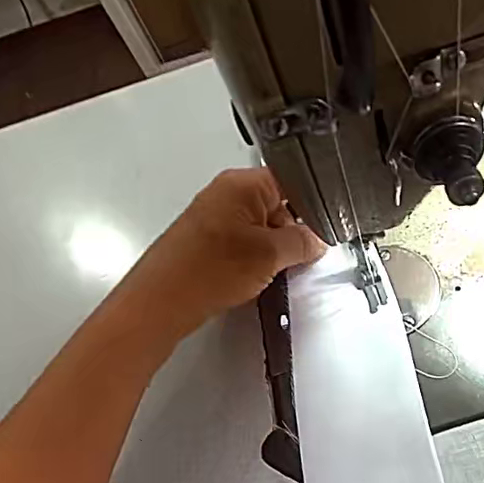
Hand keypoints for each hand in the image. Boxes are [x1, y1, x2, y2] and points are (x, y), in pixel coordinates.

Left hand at [115, 167, 325, 333]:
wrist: (162, 301)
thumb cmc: (202, 270)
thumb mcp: (271, 255)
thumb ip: (303, 242)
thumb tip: (316, 240)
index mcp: (241, 183)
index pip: (292, 181)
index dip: (311, 205)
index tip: (320, 229)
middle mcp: (226, 194)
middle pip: (278, 205)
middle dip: (291, 232)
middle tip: (294, 256)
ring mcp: (216, 216)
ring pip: (262, 228)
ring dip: (272, 249)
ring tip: (265, 271)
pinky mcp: (209, 240)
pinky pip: (245, 243)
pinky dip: (254, 260)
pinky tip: (250, 277)